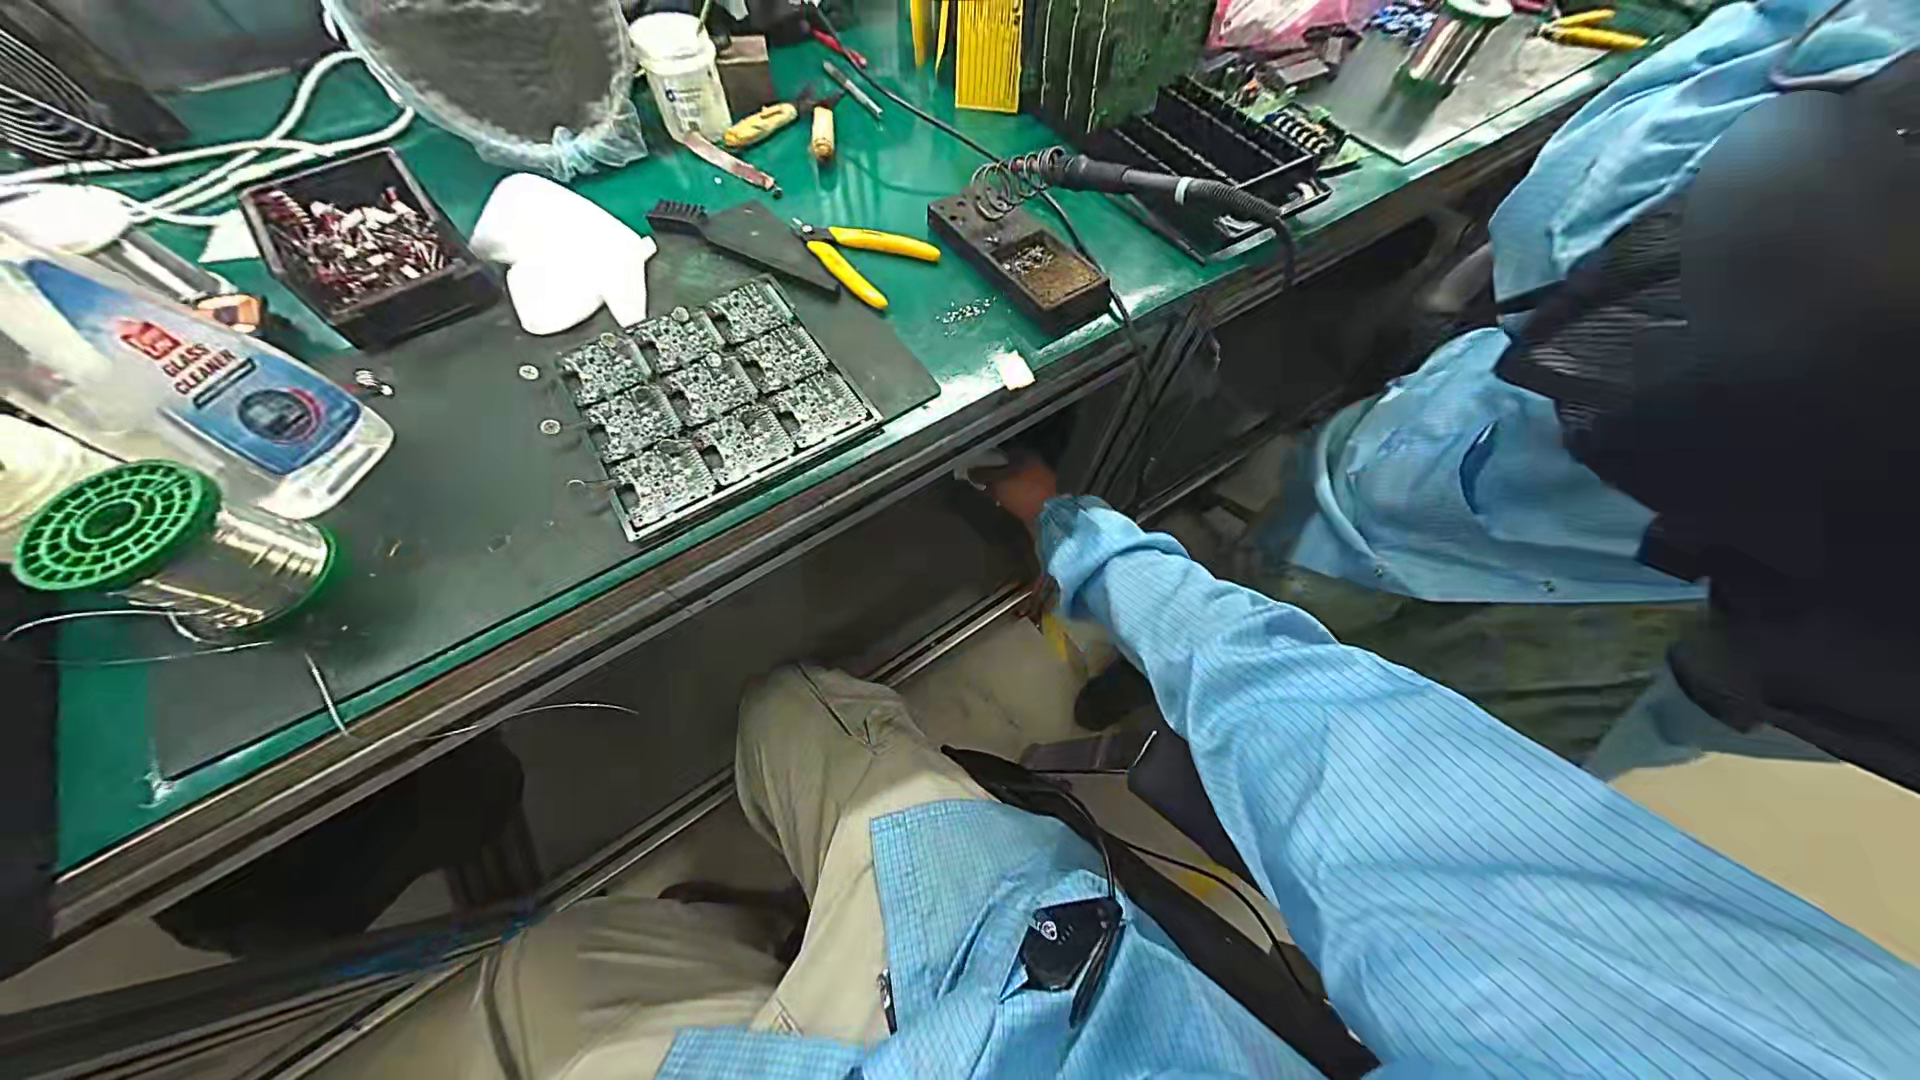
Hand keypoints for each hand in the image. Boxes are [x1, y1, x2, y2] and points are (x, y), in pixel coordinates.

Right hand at [977, 456, 1057, 528]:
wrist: (1047, 515)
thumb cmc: (1021, 493)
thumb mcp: (997, 483)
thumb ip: (982, 475)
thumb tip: (969, 471)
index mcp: (1026, 455)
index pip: (1003, 451)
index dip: (990, 458)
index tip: (979, 467)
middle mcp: (1035, 463)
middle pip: (1011, 465)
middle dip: (998, 473)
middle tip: (985, 482)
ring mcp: (1042, 478)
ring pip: (1017, 478)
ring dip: (1006, 485)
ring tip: (993, 493)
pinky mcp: (1044, 493)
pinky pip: (1023, 490)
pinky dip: (1014, 494)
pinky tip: (1006, 501)